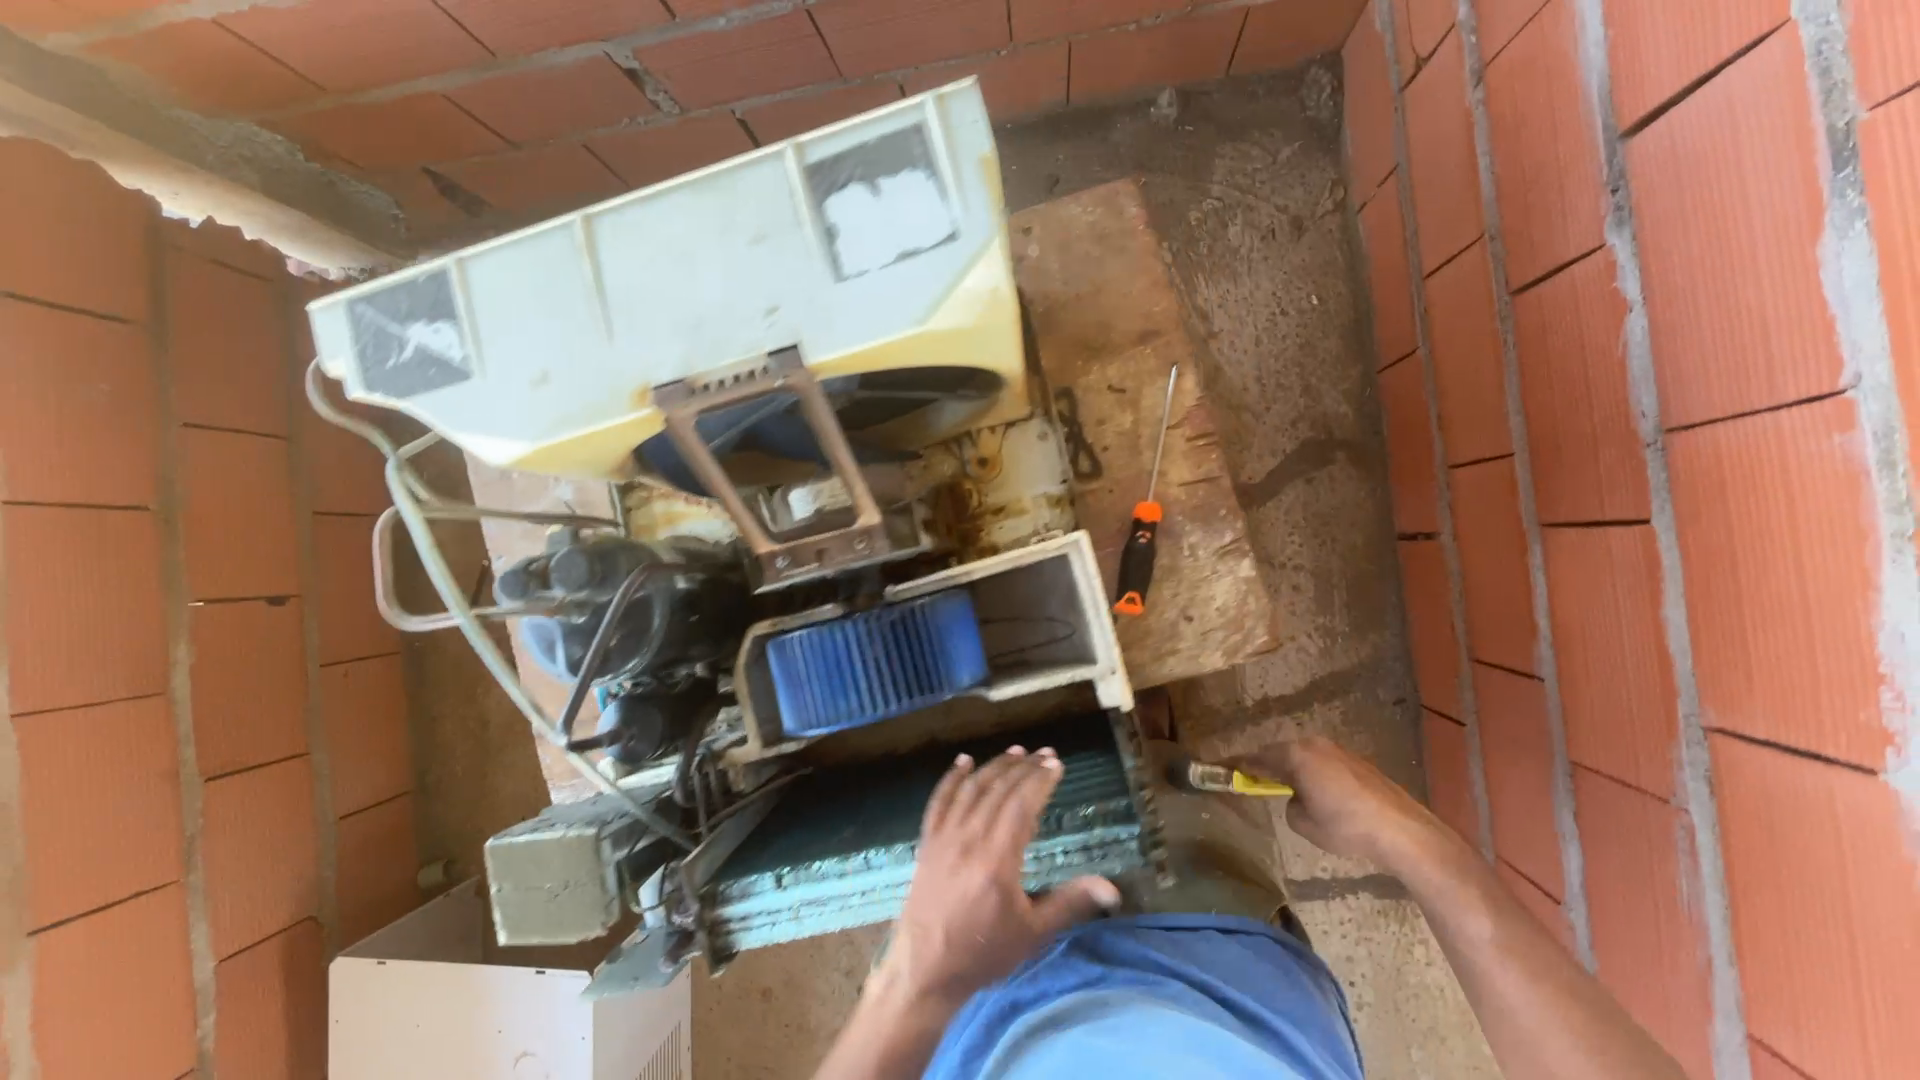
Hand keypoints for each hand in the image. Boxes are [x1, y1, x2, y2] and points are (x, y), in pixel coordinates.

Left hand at [881, 747, 1121, 1001]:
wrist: (924, 970)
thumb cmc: (983, 953)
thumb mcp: (1033, 933)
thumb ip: (1070, 903)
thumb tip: (1113, 889)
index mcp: (997, 859)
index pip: (1022, 805)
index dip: (1040, 781)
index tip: (1056, 764)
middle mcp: (969, 840)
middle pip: (998, 791)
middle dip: (1023, 769)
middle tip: (1045, 754)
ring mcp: (944, 839)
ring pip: (971, 791)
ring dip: (994, 768)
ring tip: (1016, 753)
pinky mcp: (927, 845)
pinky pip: (938, 802)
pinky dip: (952, 779)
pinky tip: (963, 762)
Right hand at [1233, 736, 1448, 871]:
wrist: (1400, 830)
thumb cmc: (1345, 826)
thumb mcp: (1303, 823)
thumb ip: (1290, 806)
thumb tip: (1297, 799)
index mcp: (1296, 755)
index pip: (1258, 757)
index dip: (1242, 766)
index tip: (1228, 770)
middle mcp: (1315, 745)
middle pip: (1283, 752)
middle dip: (1271, 766)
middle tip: (1261, 783)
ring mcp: (1339, 751)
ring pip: (1307, 757)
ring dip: (1296, 770)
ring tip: (1295, 792)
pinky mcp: (1359, 762)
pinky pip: (1325, 763)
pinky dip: (1317, 774)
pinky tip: (1324, 795)